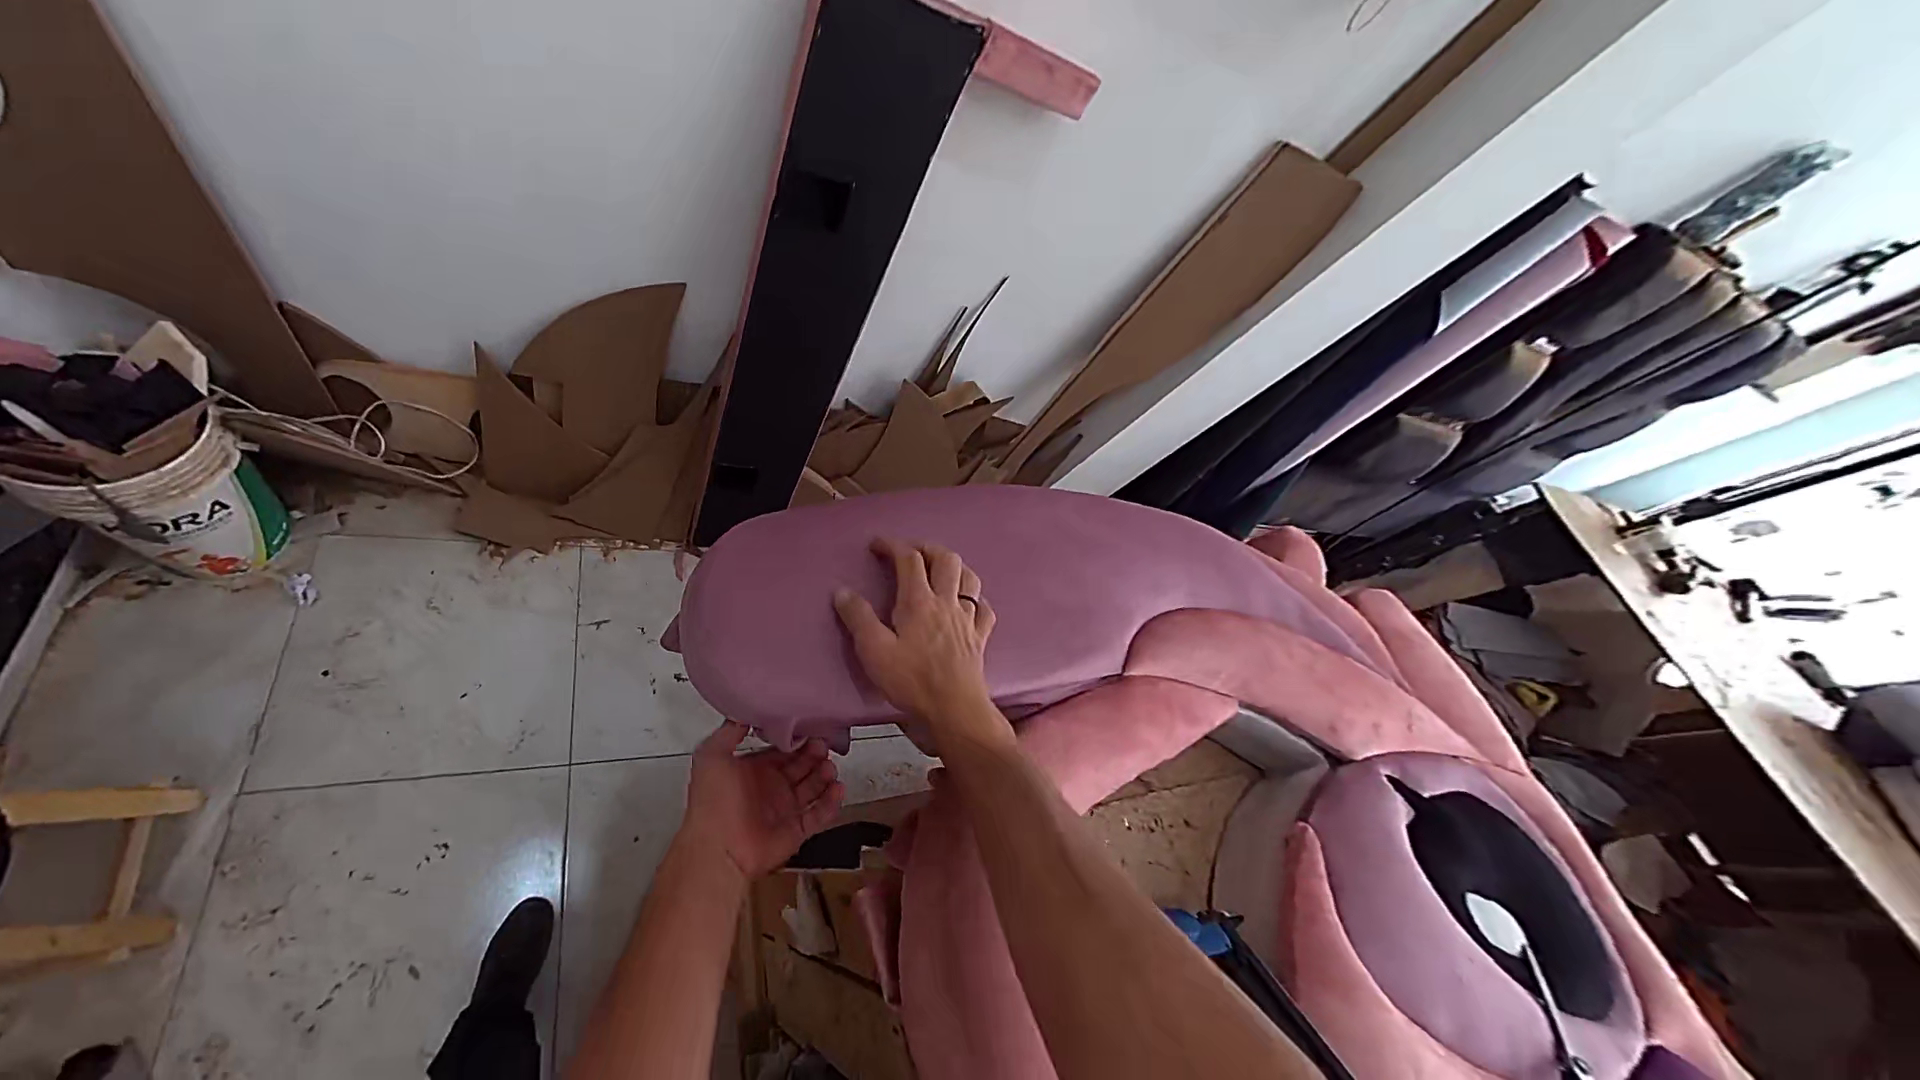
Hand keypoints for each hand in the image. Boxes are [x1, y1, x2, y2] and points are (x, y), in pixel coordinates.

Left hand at [681, 721, 843, 880]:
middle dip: (815, 755)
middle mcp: (770, 789)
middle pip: (801, 766)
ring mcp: (784, 810)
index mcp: (752, 771)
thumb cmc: (712, 803)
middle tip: (824, 746)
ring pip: (813, 788)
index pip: (781, 751)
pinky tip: (838, 789)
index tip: (810, 729)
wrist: (718, 850)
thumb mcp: (712, 757)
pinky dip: (831, 803)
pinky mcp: (795, 831)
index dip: (796, 740)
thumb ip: (729, 732)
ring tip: (830, 768)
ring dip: (825, 776)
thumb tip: (744, 711)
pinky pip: (819, 815)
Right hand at [833, 538, 998, 726]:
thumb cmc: (911, 681)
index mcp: (919, 602)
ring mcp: (968, 620)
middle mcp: (947, 603)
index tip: (877, 544)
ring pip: (970, 578)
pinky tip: (968, 606)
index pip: (909, 559)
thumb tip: (843, 592)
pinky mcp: (980, 638)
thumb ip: (858, 618)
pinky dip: (976, 601)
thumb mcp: (874, 651)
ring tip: (940, 570)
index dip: (893, 546)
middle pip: (946, 559)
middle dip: (928, 548)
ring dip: (955, 567)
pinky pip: (984, 610)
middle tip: (911, 552)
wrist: (954, 710)